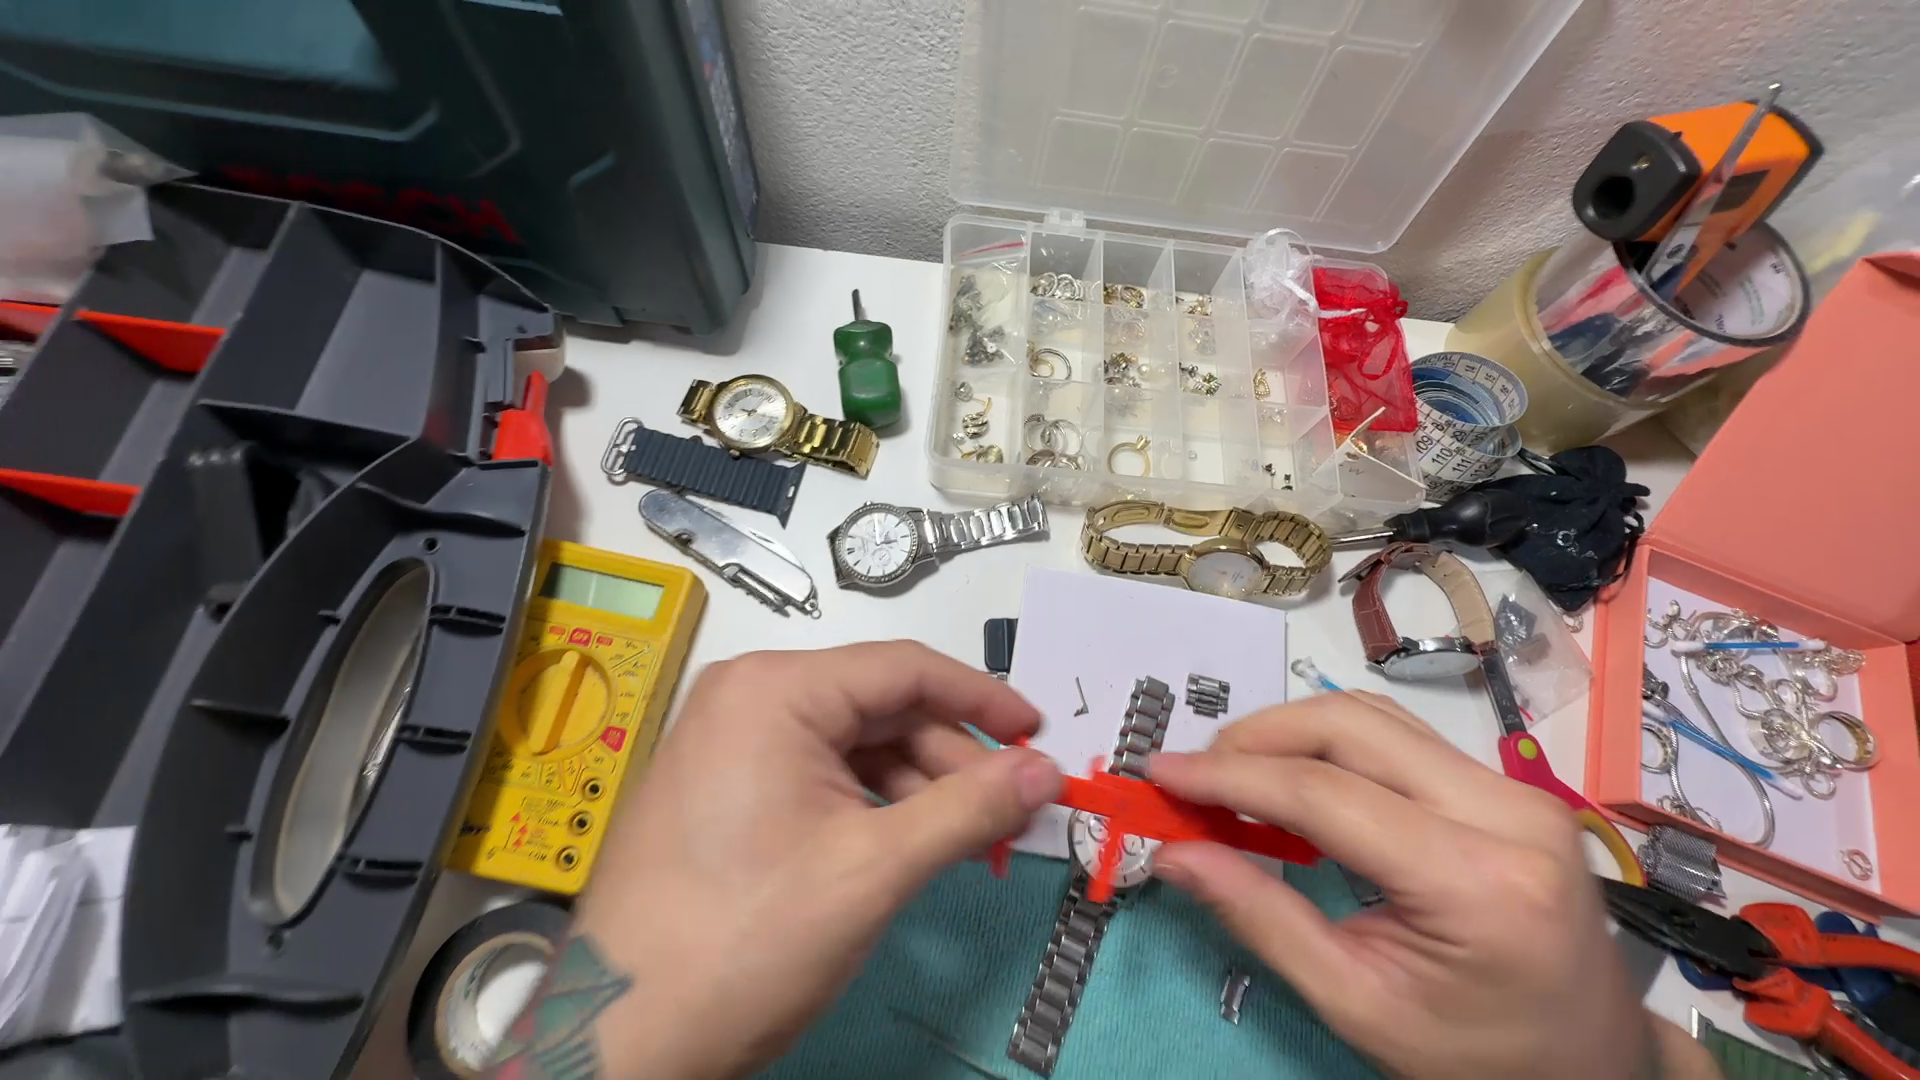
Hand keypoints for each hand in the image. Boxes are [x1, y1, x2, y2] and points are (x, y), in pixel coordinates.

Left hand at [558, 642, 1060, 1079]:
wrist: (619, 1040)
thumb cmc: (746, 938)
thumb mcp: (874, 868)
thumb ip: (970, 809)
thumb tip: (1047, 771)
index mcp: (777, 689)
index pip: (905, 669)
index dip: (982, 698)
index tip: (1037, 733)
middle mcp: (752, 696)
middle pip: (883, 707)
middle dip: (952, 758)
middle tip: (1010, 809)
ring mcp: (736, 739)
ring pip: (858, 743)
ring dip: (921, 786)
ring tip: (971, 838)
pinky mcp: (732, 783)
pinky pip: (826, 773)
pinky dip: (878, 804)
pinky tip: (914, 841)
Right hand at [1147, 692, 1659, 1079]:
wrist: (1592, 1070)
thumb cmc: (1473, 1058)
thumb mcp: (1354, 1004)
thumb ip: (1258, 917)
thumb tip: (1172, 853)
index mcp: (1478, 882)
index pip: (1325, 794)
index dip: (1229, 776)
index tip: (1161, 773)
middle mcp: (1506, 811)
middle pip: (1348, 728)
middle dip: (1254, 738)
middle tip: (1195, 775)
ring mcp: (1513, 788)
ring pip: (1369, 716)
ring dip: (1286, 731)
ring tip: (1233, 773)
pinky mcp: (1503, 784)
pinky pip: (1393, 733)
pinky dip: (1325, 740)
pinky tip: (1291, 773)